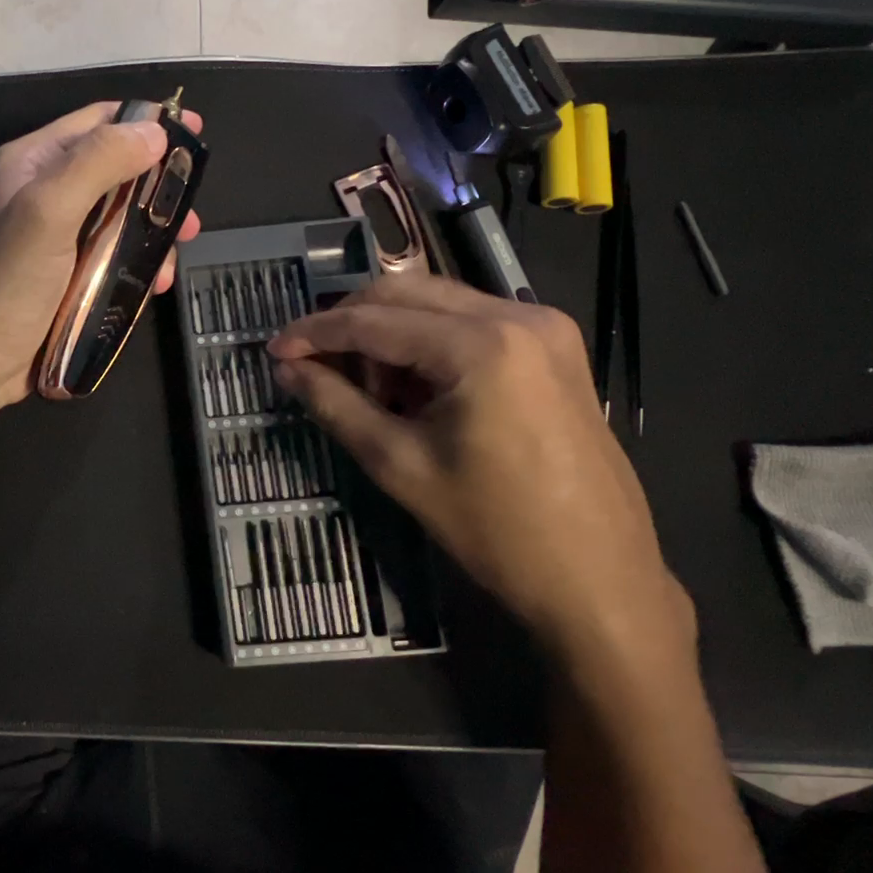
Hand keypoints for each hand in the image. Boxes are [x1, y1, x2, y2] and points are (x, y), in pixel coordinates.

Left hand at [0, 103, 202, 440]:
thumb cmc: (4, 285)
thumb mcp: (46, 214)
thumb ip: (96, 164)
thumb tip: (154, 130)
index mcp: (35, 161)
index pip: (100, 121)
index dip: (148, 122)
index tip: (196, 133)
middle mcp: (47, 191)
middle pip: (120, 170)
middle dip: (160, 188)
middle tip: (190, 215)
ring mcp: (59, 237)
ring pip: (125, 218)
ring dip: (155, 234)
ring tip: (174, 258)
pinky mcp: (70, 275)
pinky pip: (117, 258)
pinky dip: (141, 266)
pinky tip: (155, 286)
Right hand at [267, 273, 689, 659]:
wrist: (599, 578)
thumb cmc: (495, 528)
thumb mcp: (398, 464)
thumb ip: (335, 404)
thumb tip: (287, 369)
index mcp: (481, 345)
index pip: (373, 320)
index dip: (314, 333)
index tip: (273, 352)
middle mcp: (518, 315)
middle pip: (404, 293)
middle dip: (349, 326)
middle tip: (314, 370)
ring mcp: (545, 327)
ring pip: (436, 302)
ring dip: (388, 334)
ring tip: (368, 393)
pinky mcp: (555, 347)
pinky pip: (470, 322)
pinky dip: (427, 343)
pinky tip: (413, 390)